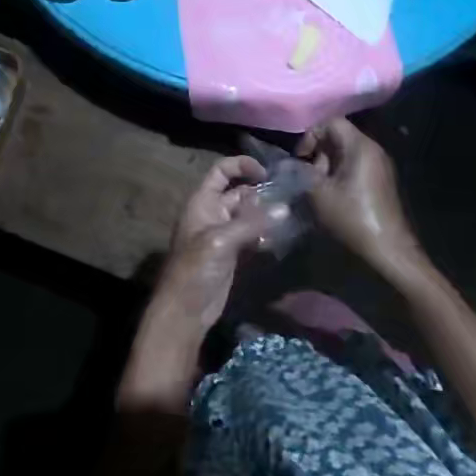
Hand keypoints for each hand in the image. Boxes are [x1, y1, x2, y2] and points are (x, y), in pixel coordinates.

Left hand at [157, 155, 272, 331]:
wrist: (185, 309)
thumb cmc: (195, 269)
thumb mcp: (220, 241)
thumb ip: (251, 223)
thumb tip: (284, 209)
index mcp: (201, 203)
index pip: (220, 172)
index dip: (241, 165)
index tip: (267, 173)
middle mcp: (212, 214)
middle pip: (239, 192)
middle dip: (261, 192)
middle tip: (289, 197)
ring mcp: (223, 234)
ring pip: (248, 214)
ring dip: (266, 213)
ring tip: (291, 215)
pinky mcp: (233, 253)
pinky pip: (252, 234)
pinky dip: (265, 233)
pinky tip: (282, 236)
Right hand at [297, 117, 416, 264]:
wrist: (387, 248)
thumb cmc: (352, 217)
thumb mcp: (318, 193)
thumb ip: (300, 172)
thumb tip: (288, 164)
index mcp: (360, 147)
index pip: (331, 122)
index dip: (310, 134)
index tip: (299, 157)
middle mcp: (372, 150)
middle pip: (338, 135)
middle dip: (316, 151)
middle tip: (304, 174)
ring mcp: (378, 165)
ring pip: (344, 152)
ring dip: (325, 165)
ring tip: (313, 186)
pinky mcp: (378, 180)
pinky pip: (353, 165)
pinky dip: (336, 173)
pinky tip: (328, 194)